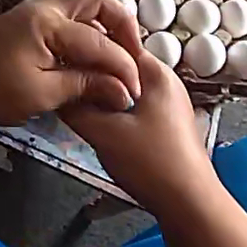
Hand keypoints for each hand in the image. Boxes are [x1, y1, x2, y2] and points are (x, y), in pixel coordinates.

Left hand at [0, 0, 145, 130]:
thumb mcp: (43, 94)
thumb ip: (87, 86)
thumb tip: (125, 93)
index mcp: (47, 23)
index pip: (98, 42)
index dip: (122, 66)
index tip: (134, 91)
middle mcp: (44, 7)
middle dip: (121, 23)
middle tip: (133, 54)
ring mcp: (35, 10)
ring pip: (83, 1)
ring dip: (106, 21)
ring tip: (119, 51)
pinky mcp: (30, 19)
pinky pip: (70, 12)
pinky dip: (90, 26)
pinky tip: (95, 51)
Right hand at [61, 47, 217, 218]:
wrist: (189, 203)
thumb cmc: (152, 163)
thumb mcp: (104, 134)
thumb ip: (77, 108)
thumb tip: (58, 92)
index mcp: (156, 73)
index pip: (117, 43)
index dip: (88, 49)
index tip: (64, 57)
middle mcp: (167, 81)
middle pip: (122, 65)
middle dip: (95, 72)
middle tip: (67, 80)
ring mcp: (169, 102)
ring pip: (128, 86)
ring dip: (105, 93)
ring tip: (80, 101)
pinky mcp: (167, 123)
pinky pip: (136, 104)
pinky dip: (118, 108)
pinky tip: (102, 122)